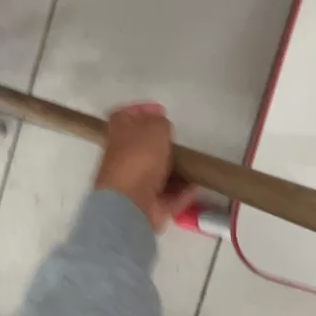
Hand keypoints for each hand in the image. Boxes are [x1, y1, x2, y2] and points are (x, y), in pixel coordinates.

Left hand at [93, 103, 199, 232]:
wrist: (130, 204)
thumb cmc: (140, 157)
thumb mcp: (155, 128)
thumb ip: (160, 122)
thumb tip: (160, 125)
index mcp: (118, 133)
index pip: (126, 115)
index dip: (143, 109)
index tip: (162, 110)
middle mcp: (122, 158)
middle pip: (142, 147)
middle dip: (162, 144)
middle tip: (180, 140)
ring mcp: (134, 184)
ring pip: (156, 173)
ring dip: (175, 169)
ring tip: (194, 164)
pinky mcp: (146, 205)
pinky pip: (168, 195)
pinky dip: (182, 191)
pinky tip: (197, 185)